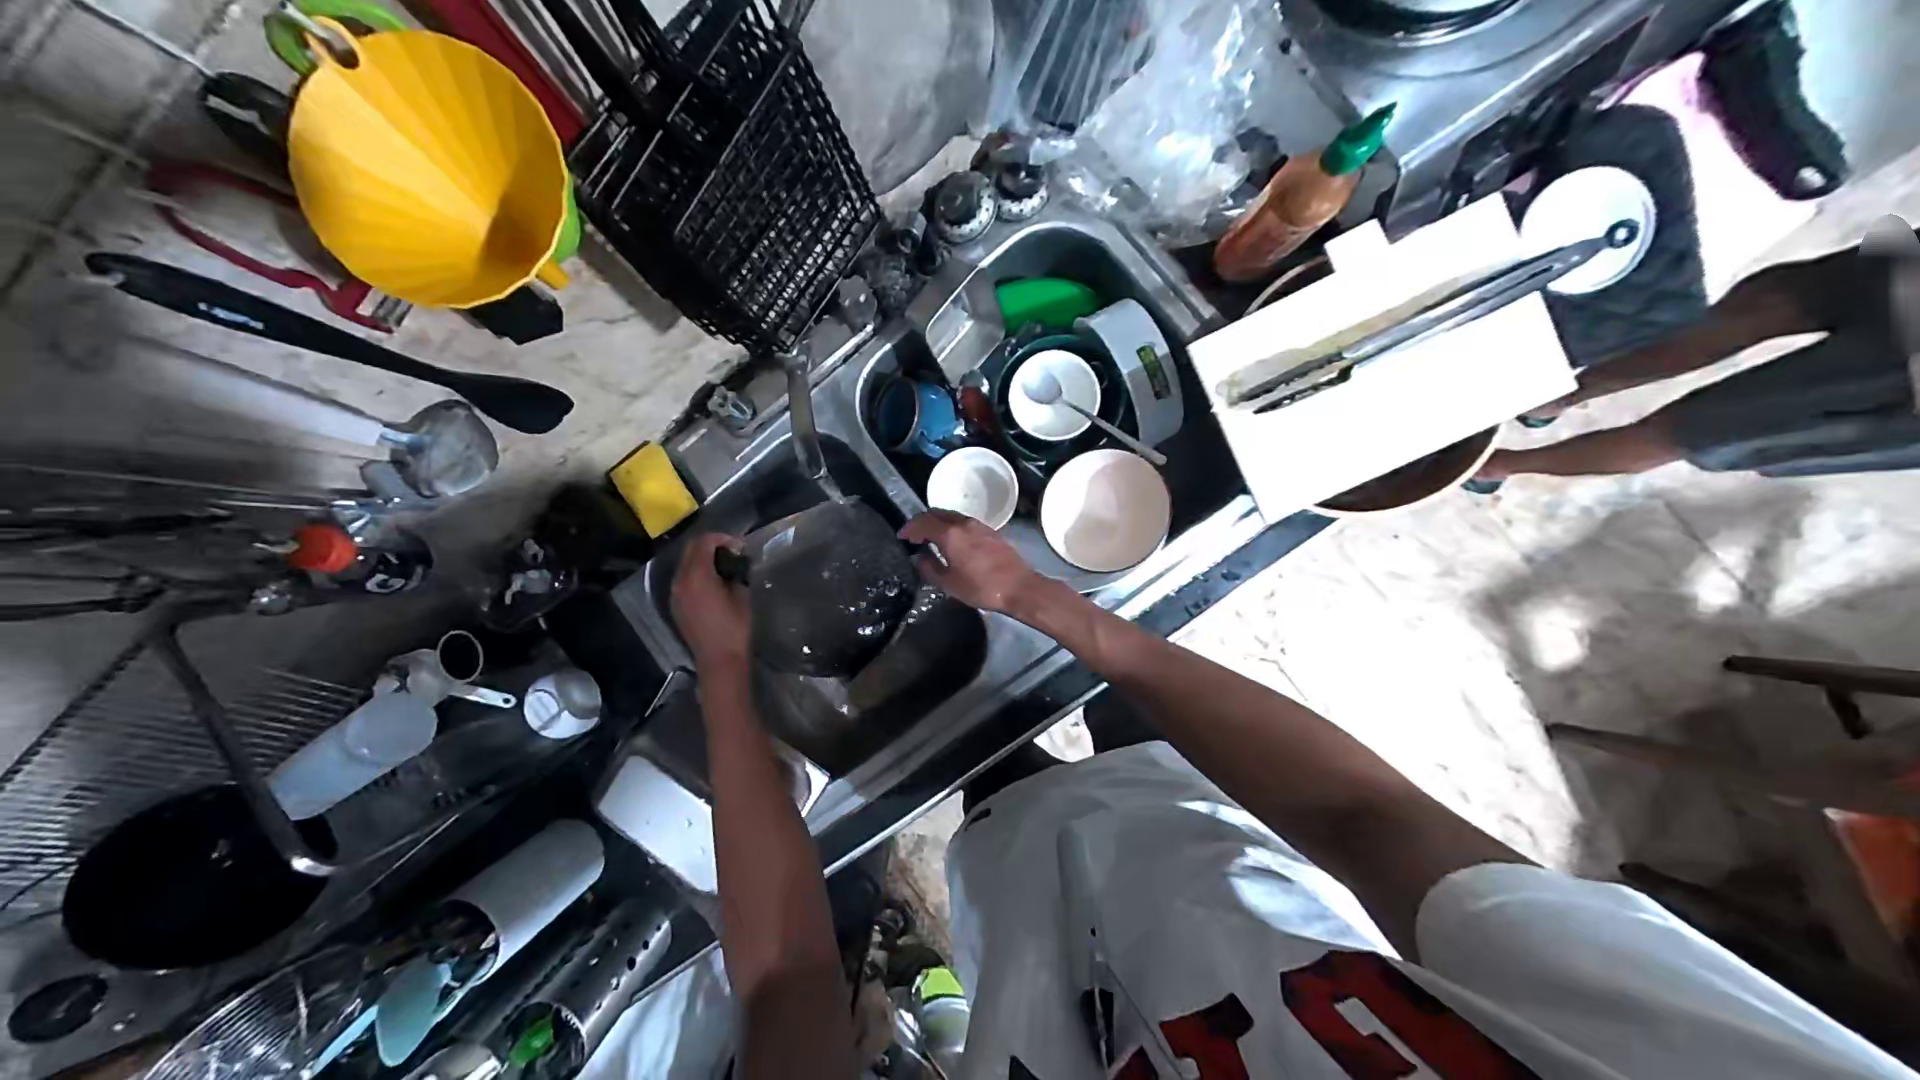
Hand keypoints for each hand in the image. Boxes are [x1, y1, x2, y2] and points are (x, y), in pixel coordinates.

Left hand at [672, 533, 751, 672]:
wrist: (719, 660)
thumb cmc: (735, 627)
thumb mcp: (741, 594)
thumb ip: (736, 572)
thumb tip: (735, 561)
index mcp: (697, 576)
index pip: (704, 543)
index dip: (723, 538)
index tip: (740, 546)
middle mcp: (681, 581)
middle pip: (691, 550)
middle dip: (711, 545)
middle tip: (733, 552)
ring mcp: (675, 593)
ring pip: (686, 564)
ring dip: (703, 559)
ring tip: (724, 566)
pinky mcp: (676, 604)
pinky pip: (684, 578)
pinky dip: (697, 572)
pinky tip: (714, 582)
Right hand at [899, 510, 1050, 615]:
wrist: (1019, 587)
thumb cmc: (981, 588)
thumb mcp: (948, 584)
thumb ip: (929, 568)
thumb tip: (919, 558)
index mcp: (950, 534)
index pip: (922, 522)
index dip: (909, 528)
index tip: (901, 536)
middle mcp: (964, 523)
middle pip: (937, 513)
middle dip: (922, 521)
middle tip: (914, 536)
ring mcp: (979, 525)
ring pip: (952, 516)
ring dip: (938, 523)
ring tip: (931, 538)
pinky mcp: (991, 531)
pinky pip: (964, 522)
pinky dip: (952, 527)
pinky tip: (953, 542)